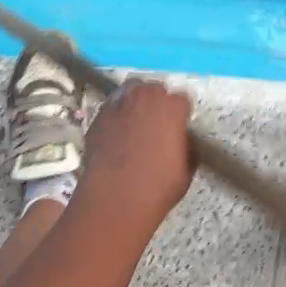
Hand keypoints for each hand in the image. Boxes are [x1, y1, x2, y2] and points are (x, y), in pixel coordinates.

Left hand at [79, 80, 195, 215]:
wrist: (116, 197)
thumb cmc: (158, 187)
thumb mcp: (186, 170)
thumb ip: (187, 147)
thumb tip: (182, 140)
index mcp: (171, 108)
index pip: (182, 99)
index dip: (181, 113)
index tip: (179, 126)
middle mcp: (145, 98)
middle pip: (154, 88)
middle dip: (158, 101)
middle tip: (157, 122)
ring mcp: (118, 105)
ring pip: (130, 91)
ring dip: (135, 101)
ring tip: (135, 121)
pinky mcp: (98, 117)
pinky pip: (111, 108)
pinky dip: (116, 115)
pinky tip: (116, 133)